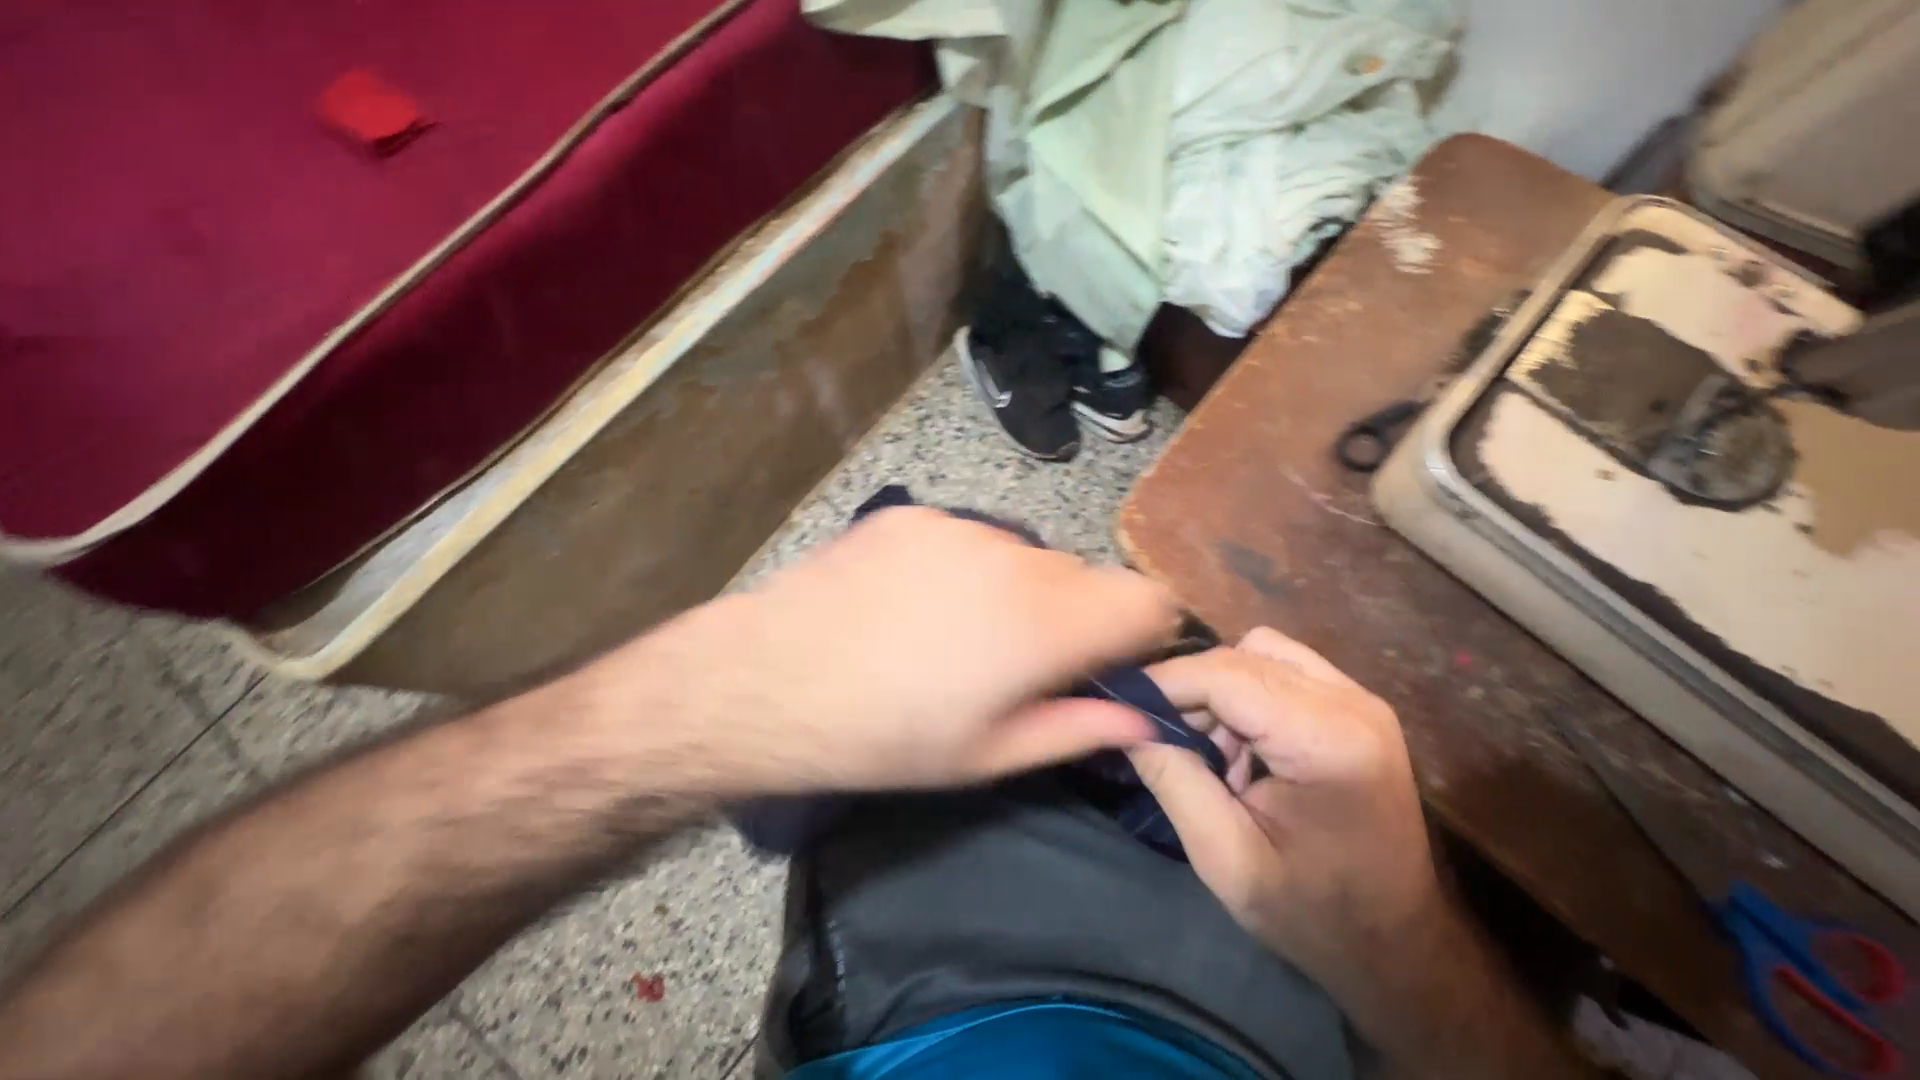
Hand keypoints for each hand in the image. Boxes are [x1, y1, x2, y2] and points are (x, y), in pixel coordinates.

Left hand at [603, 505, 1180, 794]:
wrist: (766, 681)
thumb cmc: (884, 737)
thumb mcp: (989, 754)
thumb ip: (1080, 728)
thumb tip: (1144, 720)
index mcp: (1045, 623)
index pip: (1147, 599)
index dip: (1142, 633)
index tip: (1108, 665)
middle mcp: (1015, 559)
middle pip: (1089, 575)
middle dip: (1078, 617)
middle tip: (1024, 664)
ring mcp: (960, 527)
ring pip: (1030, 555)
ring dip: (1022, 591)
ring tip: (961, 636)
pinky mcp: (915, 514)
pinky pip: (973, 539)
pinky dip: (969, 569)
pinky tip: (917, 606)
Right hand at [1127, 628, 1443, 985]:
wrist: (1396, 944)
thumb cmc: (1312, 913)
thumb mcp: (1226, 858)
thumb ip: (1173, 779)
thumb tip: (1125, 721)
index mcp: (1329, 740)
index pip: (1225, 674)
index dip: (1164, 683)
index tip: (1118, 707)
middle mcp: (1352, 702)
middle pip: (1243, 655)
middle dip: (1189, 688)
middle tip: (1157, 737)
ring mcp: (1360, 701)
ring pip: (1261, 652)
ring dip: (1218, 688)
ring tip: (1203, 748)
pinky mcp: (1357, 709)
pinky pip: (1283, 670)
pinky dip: (1246, 693)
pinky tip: (1237, 745)